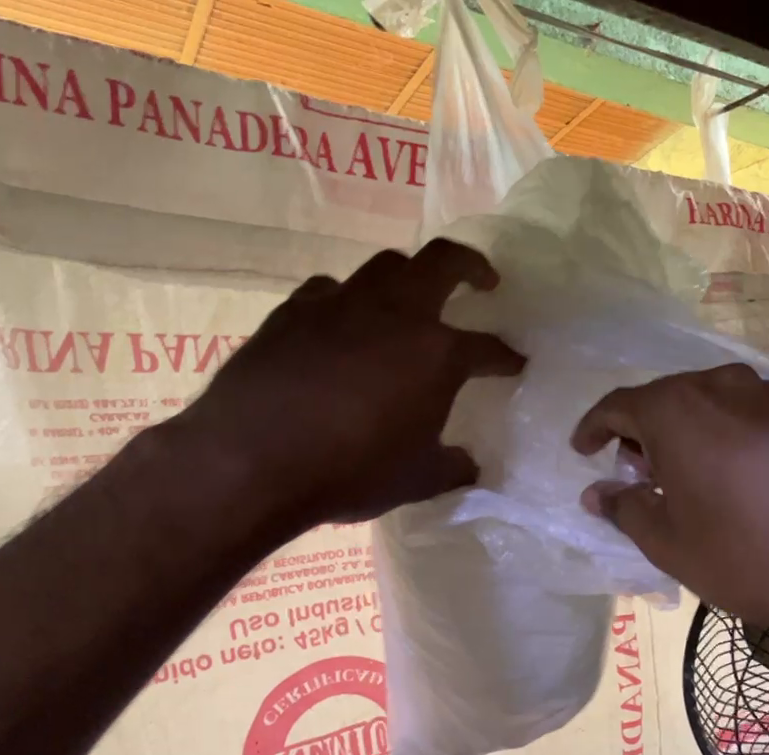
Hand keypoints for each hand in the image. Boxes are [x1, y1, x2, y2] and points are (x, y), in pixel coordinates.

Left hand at [174, 240, 524, 530]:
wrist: (252, 459)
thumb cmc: (351, 471)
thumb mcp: (417, 480)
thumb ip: (452, 467)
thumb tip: (470, 466)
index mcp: (438, 353)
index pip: (488, 348)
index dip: (506, 357)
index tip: (515, 363)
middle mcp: (396, 313)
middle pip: (443, 261)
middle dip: (471, 266)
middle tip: (483, 281)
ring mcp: (342, 304)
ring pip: (386, 265)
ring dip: (408, 276)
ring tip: (411, 299)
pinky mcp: (294, 310)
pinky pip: (331, 290)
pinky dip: (347, 301)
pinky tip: (342, 323)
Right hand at [571, 365, 768, 668]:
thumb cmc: (743, 557)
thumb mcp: (668, 542)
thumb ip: (624, 508)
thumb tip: (595, 493)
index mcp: (675, 410)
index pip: (618, 405)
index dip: (594, 428)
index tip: (582, 450)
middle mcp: (718, 385)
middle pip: (663, 398)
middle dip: (640, 432)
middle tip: (634, 474)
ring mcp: (765, 395)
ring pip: (704, 401)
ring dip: (682, 430)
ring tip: (680, 475)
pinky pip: (740, 411)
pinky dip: (719, 431)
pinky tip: (725, 470)